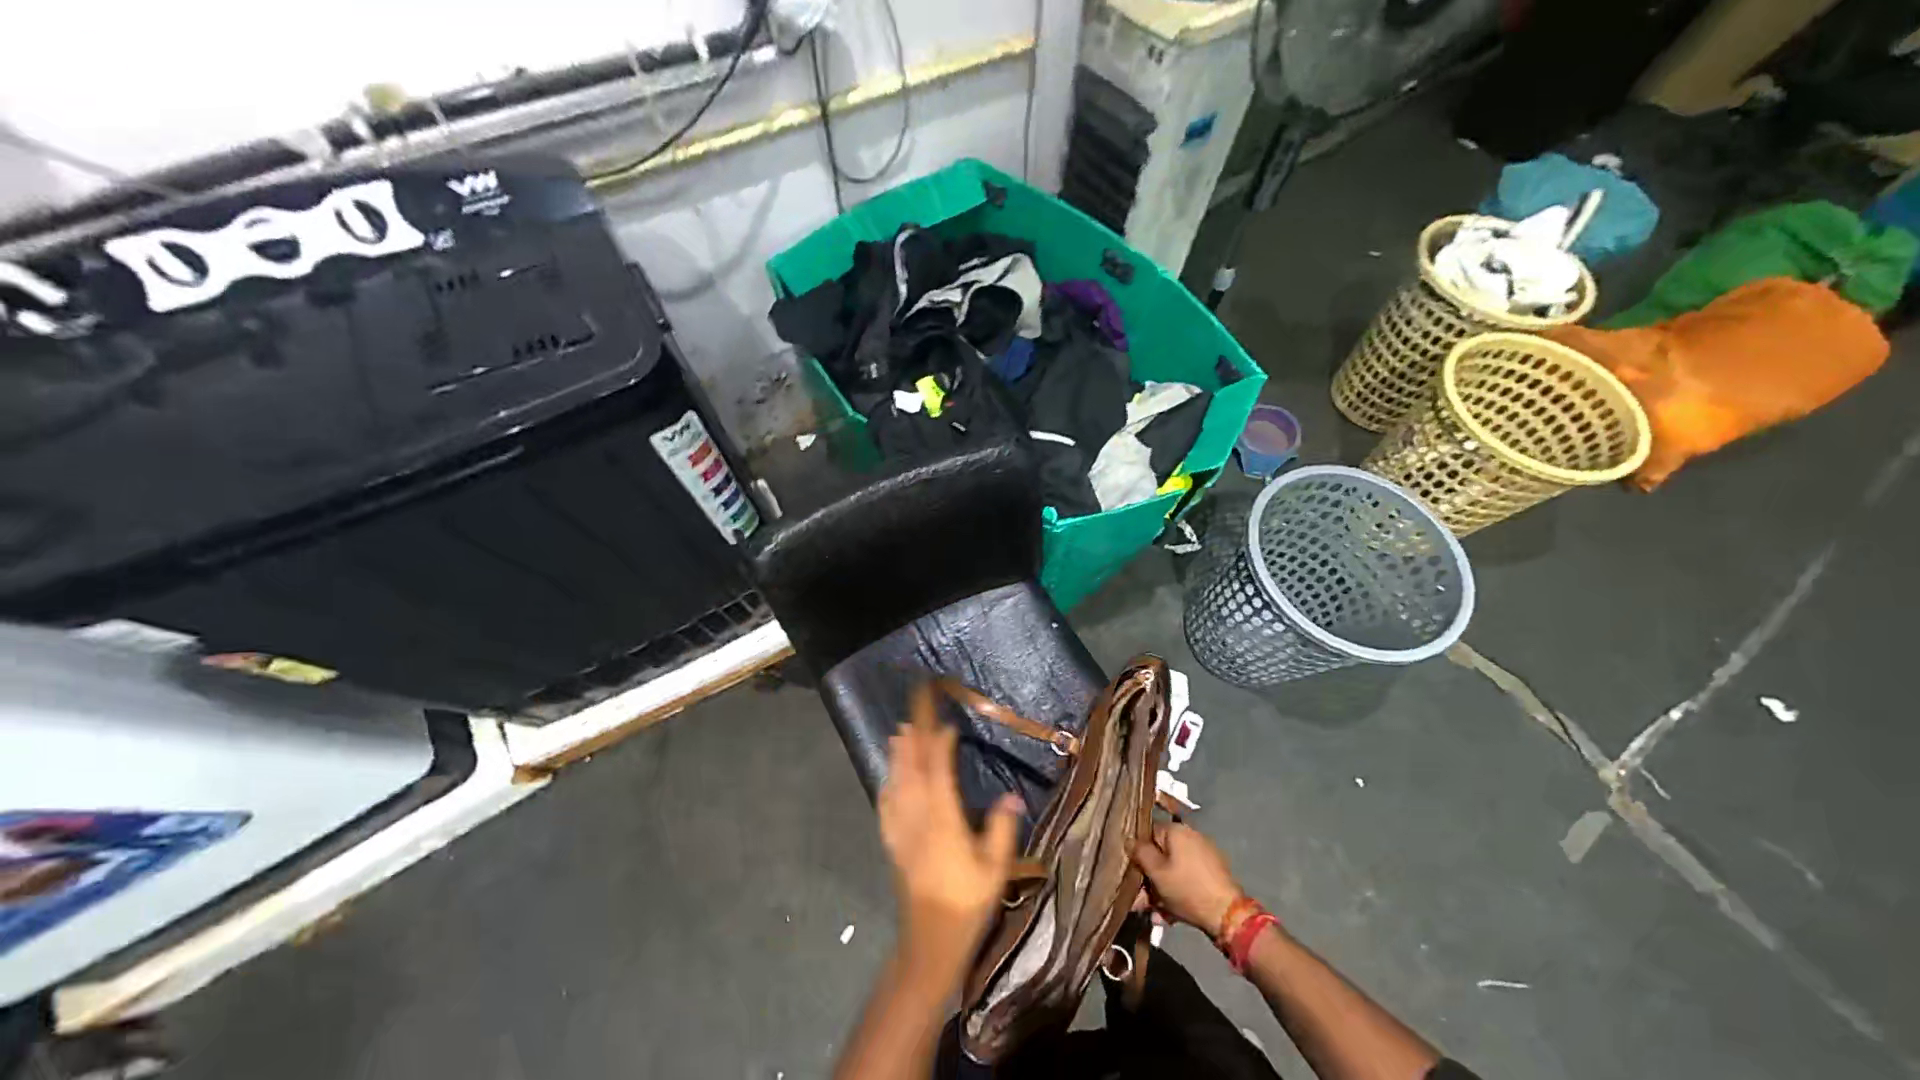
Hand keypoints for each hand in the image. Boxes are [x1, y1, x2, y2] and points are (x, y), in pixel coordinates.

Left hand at [877, 683, 1021, 962]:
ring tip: (899, 732)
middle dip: (914, 739)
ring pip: (896, 783)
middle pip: (912, 769)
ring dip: (898, 756)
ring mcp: (901, 830)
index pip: (939, 771)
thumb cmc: (967, 903)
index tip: (948, 726)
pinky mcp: (893, 844)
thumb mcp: (994, 868)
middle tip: (915, 711)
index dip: (941, 745)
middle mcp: (917, 817)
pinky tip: (887, 779)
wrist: (930, 939)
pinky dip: (887, 784)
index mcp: (943, 818)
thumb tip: (1012, 798)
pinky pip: (886, 806)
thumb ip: (1001, 830)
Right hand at [1133, 821, 1244, 935]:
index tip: (1133, 874)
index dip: (1137, 854)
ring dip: (1162, 890)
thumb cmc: (1187, 889)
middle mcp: (1191, 837)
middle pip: (1161, 854)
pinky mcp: (1213, 873)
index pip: (1147, 834)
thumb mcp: (1156, 872)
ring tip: (1157, 914)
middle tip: (1142, 901)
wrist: (1228, 915)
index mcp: (1177, 831)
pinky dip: (1178, 891)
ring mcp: (1204, 855)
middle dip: (1150, 878)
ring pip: (1173, 869)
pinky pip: (1187, 877)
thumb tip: (1129, 839)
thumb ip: (1139, 852)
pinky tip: (1171, 913)